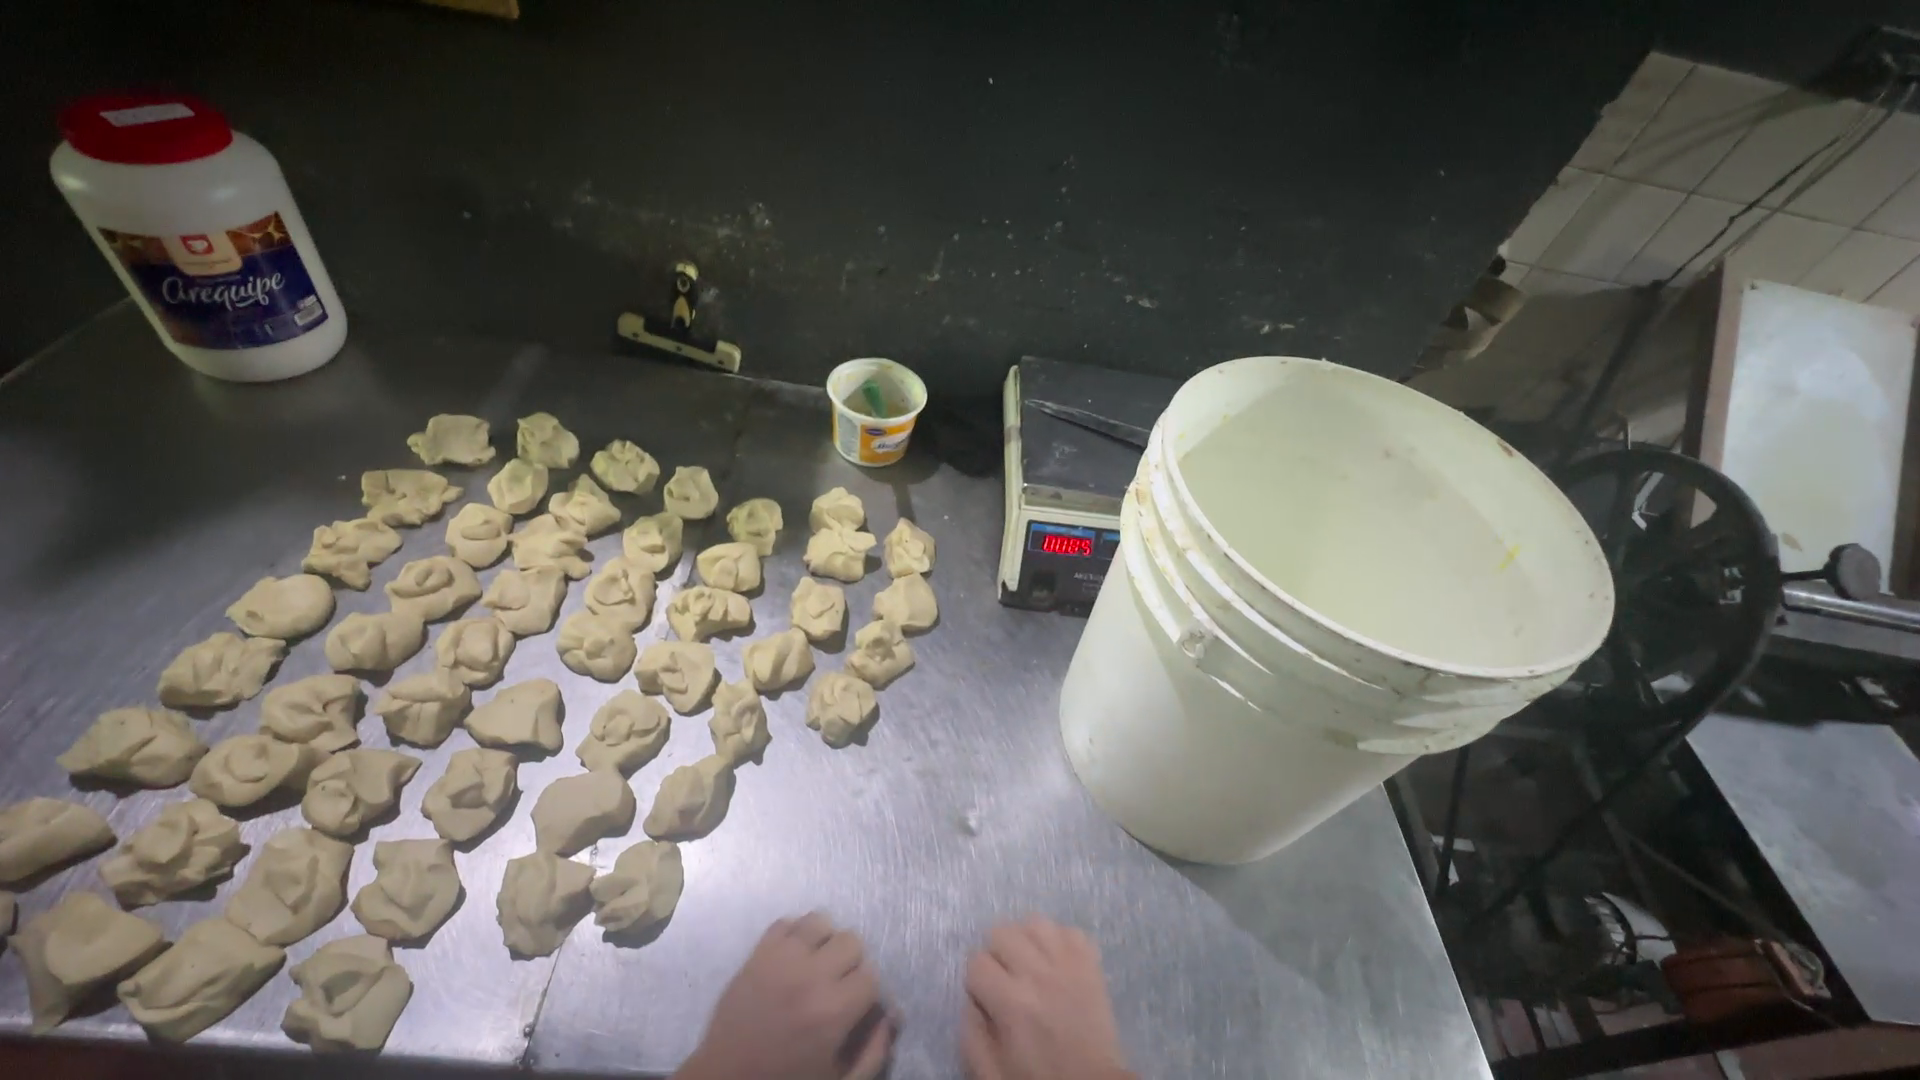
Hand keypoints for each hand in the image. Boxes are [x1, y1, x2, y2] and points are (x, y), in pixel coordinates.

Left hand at [675, 913, 891, 1079]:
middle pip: (851, 940)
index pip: (872, 975)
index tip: (855, 1005)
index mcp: (834, 1011)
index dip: (867, 991)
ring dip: (823, 941)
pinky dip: (794, 936)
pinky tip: (791, 959)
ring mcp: (781, 959)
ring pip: (820, 921)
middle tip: (836, 984)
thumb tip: (893, 1015)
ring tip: (815, 964)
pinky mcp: (757, 953)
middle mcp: (811, 976)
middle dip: (849, 962)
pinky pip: (786, 922)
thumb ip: (874, 1051)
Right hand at [963, 918, 1131, 1079]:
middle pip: (1002, 931)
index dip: (977, 980)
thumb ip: (970, 1030)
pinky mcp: (1091, 962)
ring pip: (1035, 922)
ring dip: (1026, 941)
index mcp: (1012, 1002)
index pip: (976, 961)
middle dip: (997, 954)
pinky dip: (1058, 941)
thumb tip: (971, 995)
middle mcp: (1039, 973)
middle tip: (1006, 979)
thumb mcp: (990, 1070)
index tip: (987, 997)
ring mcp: (1069, 963)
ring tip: (1030, 964)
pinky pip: (1069, 929)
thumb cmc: (1038, 1078)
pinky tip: (1055, 962)